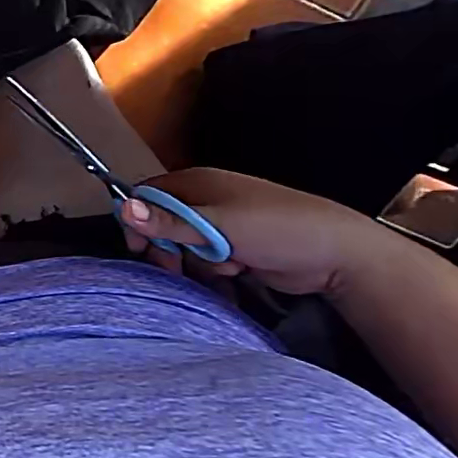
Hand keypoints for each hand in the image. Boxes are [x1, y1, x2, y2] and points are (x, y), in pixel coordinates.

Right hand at [117, 167, 391, 295]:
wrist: (334, 253)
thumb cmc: (274, 228)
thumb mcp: (217, 226)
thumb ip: (169, 221)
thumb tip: (123, 207)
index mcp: (198, 183)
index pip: (148, 196)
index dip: (139, 221)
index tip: (139, 249)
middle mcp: (206, 200)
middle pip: (164, 226)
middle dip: (170, 249)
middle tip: (179, 267)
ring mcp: (222, 224)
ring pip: (185, 248)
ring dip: (197, 264)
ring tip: (225, 267)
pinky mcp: (236, 247)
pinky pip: (207, 261)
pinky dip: (215, 272)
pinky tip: (236, 274)